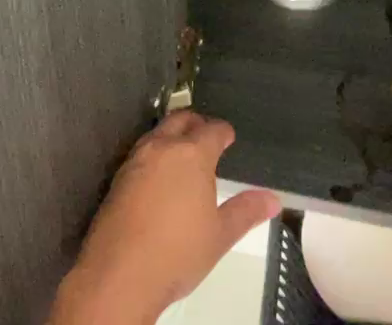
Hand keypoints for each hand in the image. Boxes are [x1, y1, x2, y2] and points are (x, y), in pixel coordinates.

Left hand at [50, 112, 280, 324]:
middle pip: (180, 120)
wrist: (120, 272)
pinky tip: (159, 176)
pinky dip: (154, 154)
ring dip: (172, 136)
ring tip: (184, 154)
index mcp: (191, 154)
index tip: (229, 136)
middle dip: (196, 123)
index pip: (212, 130)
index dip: (224, 132)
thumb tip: (273, 199)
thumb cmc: (178, 251)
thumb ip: (246, 211)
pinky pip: (141, 153)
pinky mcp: (118, 177)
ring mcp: (136, 160)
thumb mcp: (220, 234)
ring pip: (157, 133)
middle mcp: (162, 148)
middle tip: (206, 135)